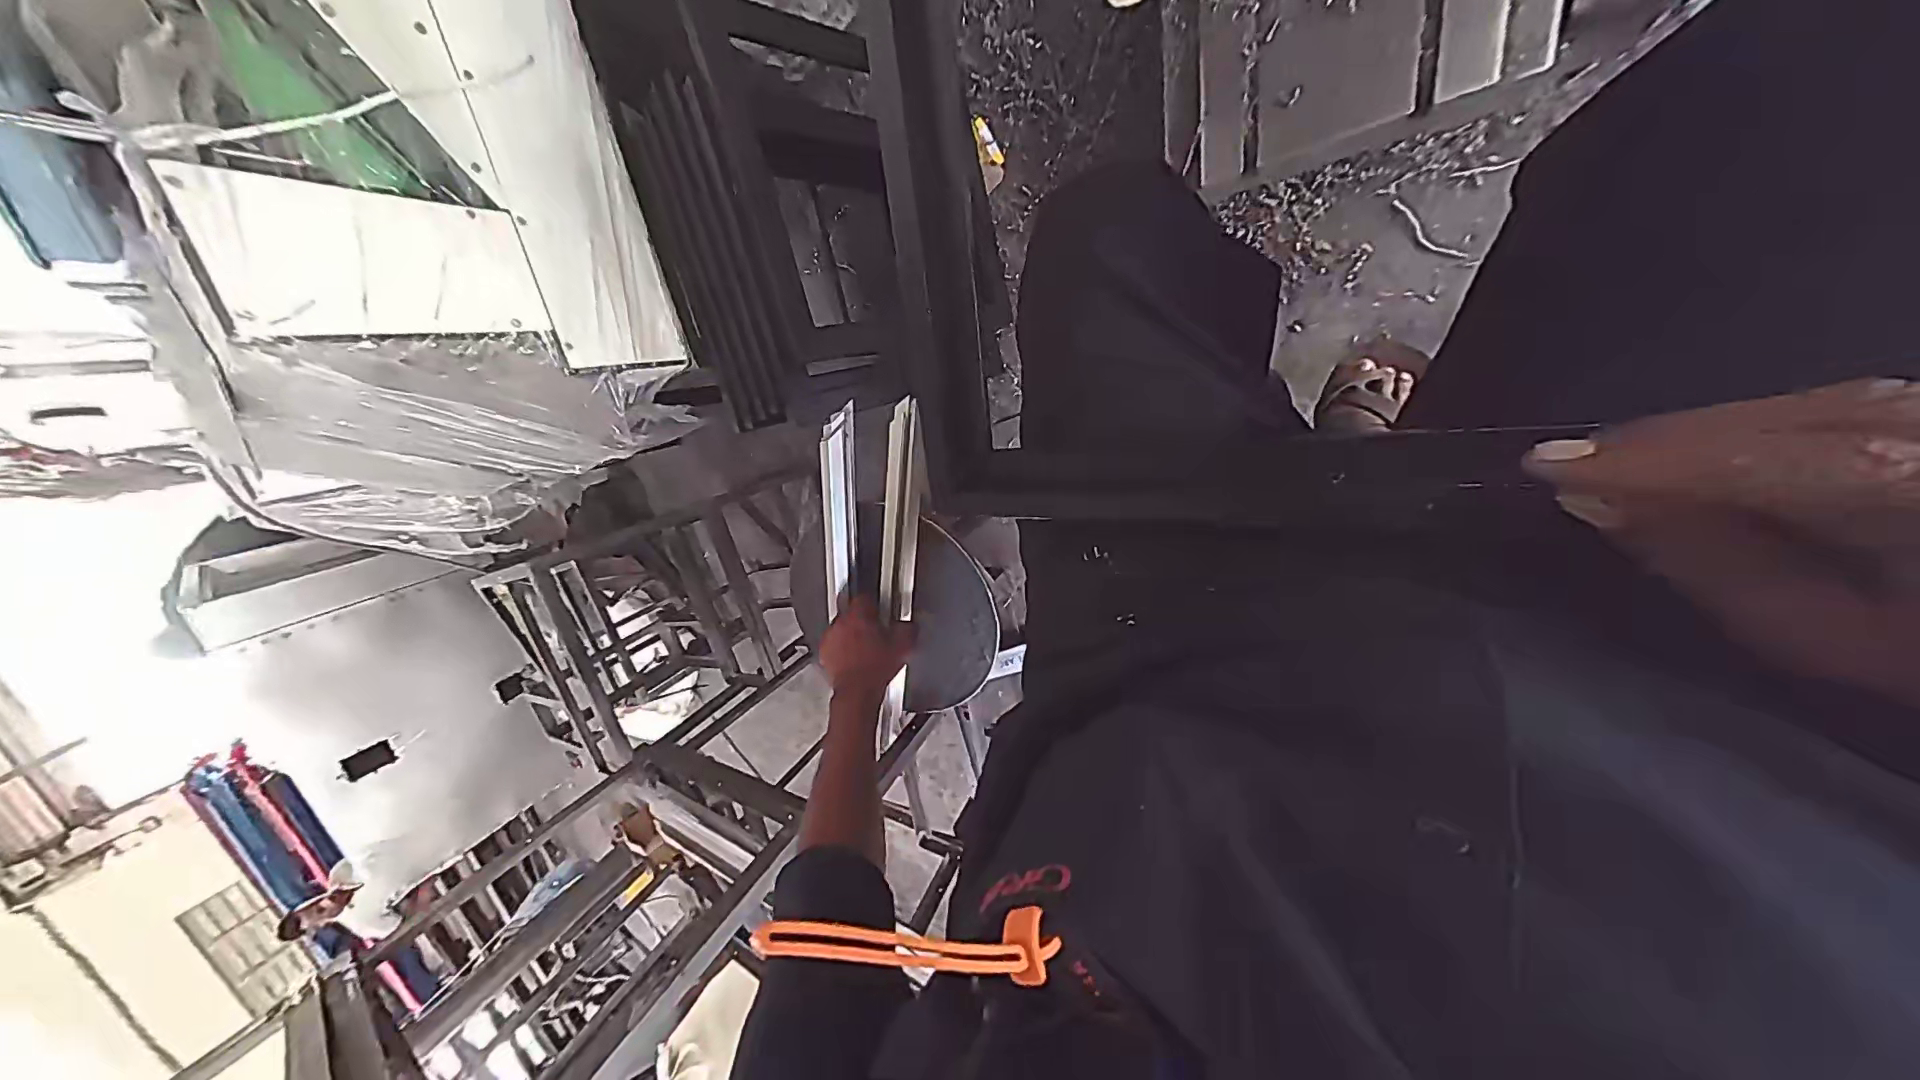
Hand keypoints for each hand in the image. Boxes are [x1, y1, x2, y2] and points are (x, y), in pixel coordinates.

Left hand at [818, 596, 914, 701]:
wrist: (857, 691)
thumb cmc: (875, 669)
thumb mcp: (902, 646)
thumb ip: (907, 629)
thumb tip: (909, 626)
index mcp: (860, 615)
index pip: (863, 597)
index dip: (872, 602)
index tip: (877, 608)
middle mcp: (842, 622)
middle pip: (850, 611)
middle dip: (860, 618)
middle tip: (872, 629)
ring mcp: (831, 637)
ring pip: (841, 627)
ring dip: (850, 633)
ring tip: (863, 646)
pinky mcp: (824, 652)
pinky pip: (833, 643)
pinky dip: (840, 647)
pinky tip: (853, 657)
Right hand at [1524, 377, 1919, 709]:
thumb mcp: (1826, 638)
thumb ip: (1709, 566)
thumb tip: (1601, 504)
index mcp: (1910, 489)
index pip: (1753, 460)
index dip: (1638, 460)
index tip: (1542, 465)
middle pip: (1776, 418)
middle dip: (1658, 442)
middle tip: (1566, 465)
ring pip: (1798, 403)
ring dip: (1693, 433)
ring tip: (1614, 458)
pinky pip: (1827, 404)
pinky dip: (1744, 427)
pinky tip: (1693, 447)